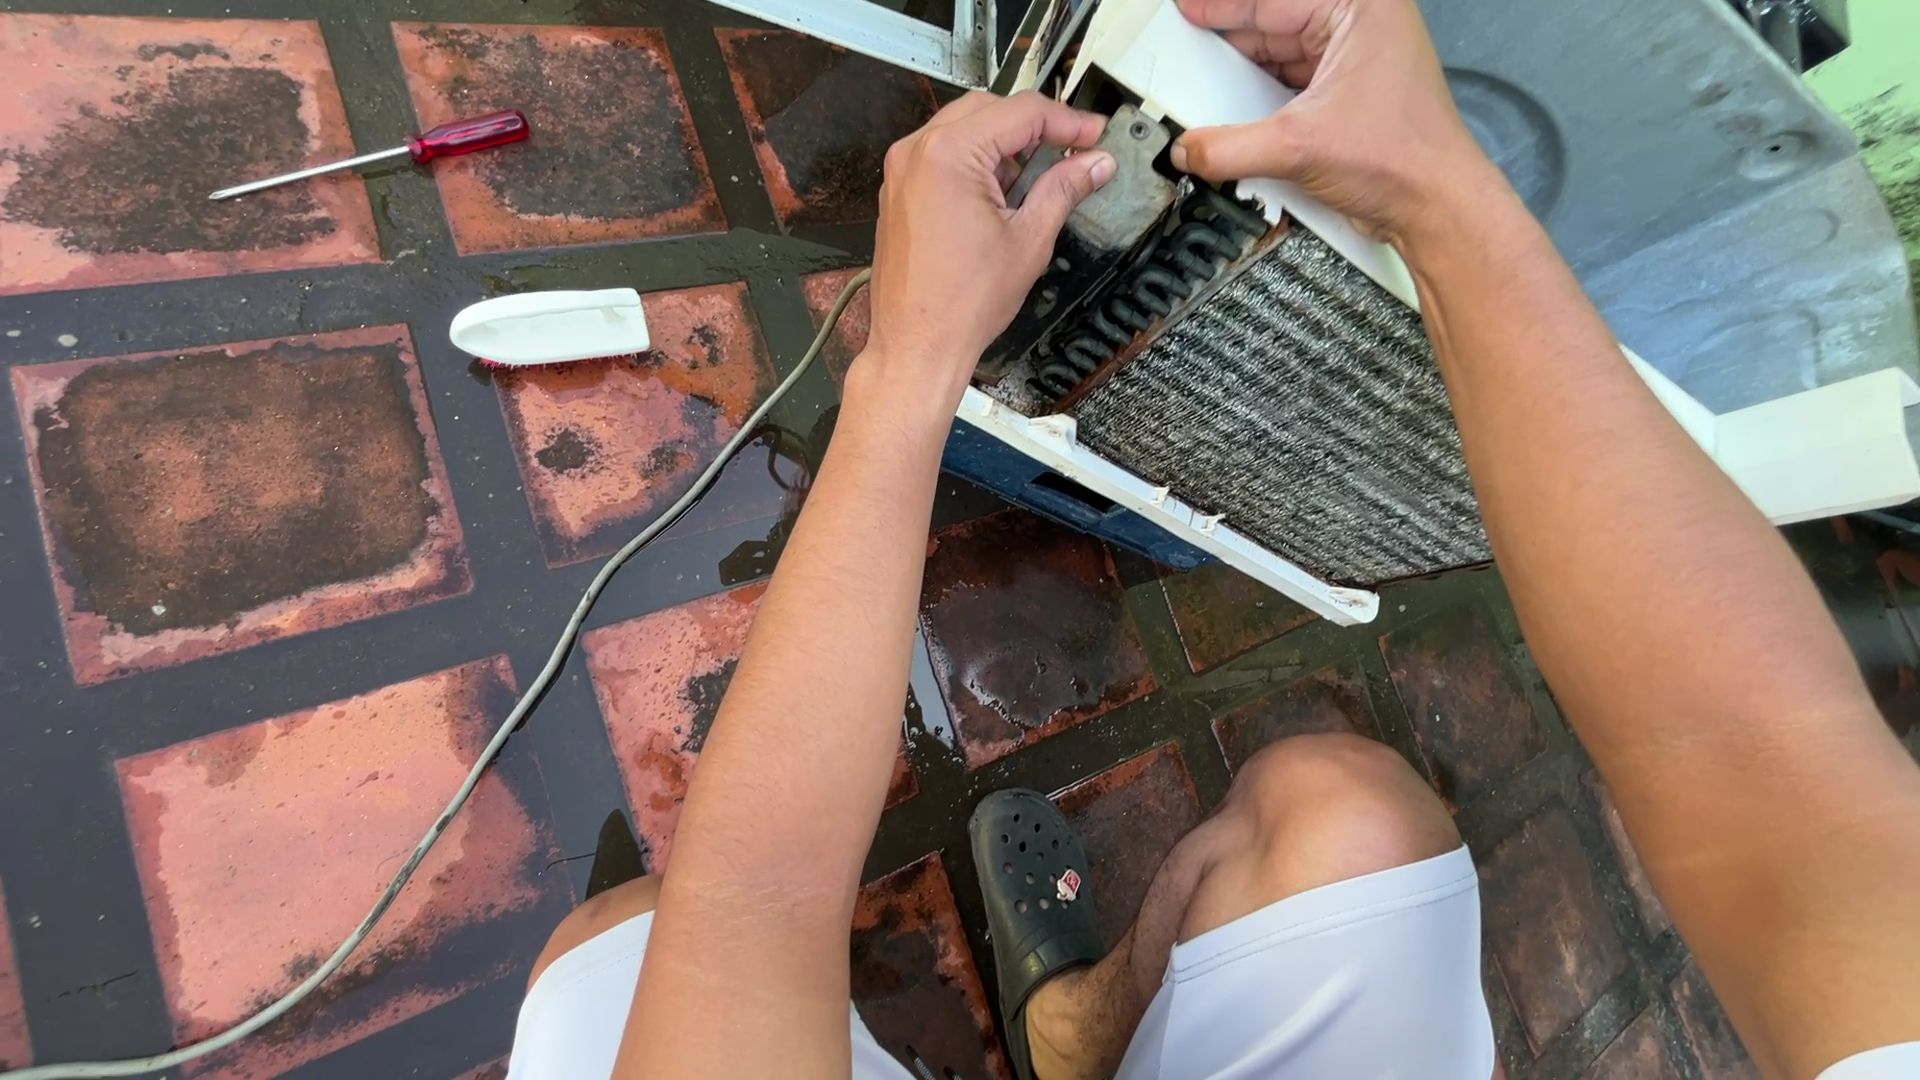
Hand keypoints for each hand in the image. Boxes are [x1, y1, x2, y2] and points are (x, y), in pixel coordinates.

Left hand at [857, 92, 1115, 415]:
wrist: (917, 348)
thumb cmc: (959, 307)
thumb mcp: (1028, 242)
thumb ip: (1063, 191)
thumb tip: (1093, 165)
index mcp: (948, 155)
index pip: (1021, 112)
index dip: (1066, 121)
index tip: (1092, 136)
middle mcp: (916, 154)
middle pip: (989, 111)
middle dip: (1033, 130)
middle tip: (1070, 154)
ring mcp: (901, 174)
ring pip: (963, 132)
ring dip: (1003, 148)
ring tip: (1032, 186)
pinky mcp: (898, 196)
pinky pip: (941, 159)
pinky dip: (973, 167)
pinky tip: (998, 199)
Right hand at [1169, 0, 1503, 245]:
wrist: (1429, 204)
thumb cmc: (1401, 156)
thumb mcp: (1296, 147)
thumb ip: (1229, 149)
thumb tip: (1187, 150)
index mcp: (1360, 8)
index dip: (1225, 6)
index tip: (1188, 9)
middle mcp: (1359, 29)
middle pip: (1275, 26)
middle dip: (1231, 42)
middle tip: (1190, 50)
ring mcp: (1352, 66)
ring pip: (1280, 60)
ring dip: (1243, 77)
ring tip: (1209, 87)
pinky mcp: (1343, 102)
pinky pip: (1288, 92)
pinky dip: (1259, 105)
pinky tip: (1236, 117)